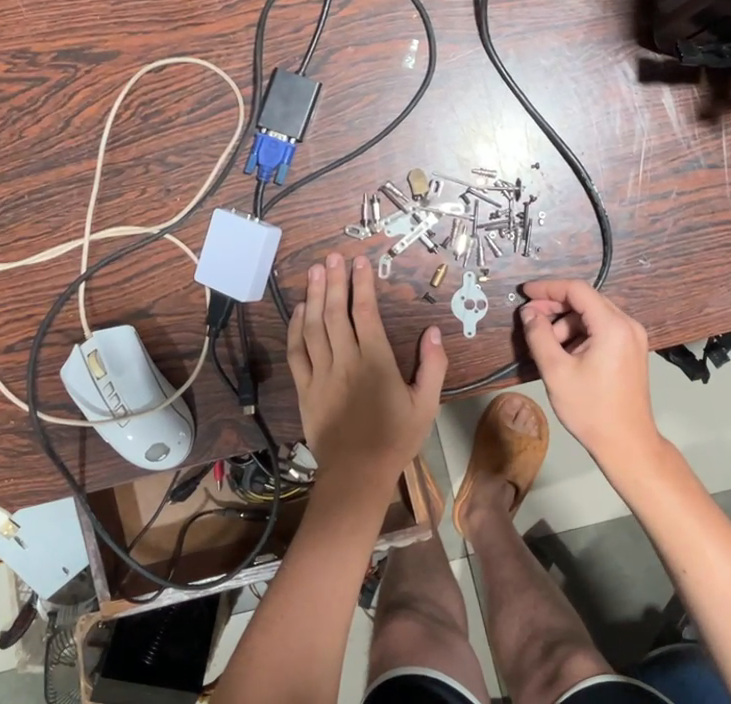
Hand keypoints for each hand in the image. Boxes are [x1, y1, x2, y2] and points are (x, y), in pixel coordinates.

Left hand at [287, 252, 446, 485]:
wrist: (356, 474)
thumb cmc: (395, 439)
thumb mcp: (426, 405)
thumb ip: (432, 366)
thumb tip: (434, 331)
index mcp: (375, 362)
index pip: (366, 313)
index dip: (362, 285)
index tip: (360, 262)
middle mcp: (345, 361)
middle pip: (336, 312)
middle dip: (334, 281)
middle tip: (333, 256)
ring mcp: (321, 373)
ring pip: (314, 326)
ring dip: (314, 296)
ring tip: (314, 272)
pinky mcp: (304, 388)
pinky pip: (297, 351)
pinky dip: (296, 327)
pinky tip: (299, 310)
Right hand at [518, 279, 661, 464]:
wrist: (627, 443)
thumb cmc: (591, 409)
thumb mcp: (556, 371)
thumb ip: (539, 335)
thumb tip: (529, 312)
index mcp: (613, 326)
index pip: (577, 290)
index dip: (548, 288)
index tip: (525, 293)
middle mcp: (628, 325)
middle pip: (586, 300)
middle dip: (555, 307)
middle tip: (530, 318)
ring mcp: (633, 338)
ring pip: (592, 315)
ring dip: (567, 324)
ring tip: (548, 347)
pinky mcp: (632, 350)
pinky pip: (602, 330)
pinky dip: (581, 334)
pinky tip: (565, 354)